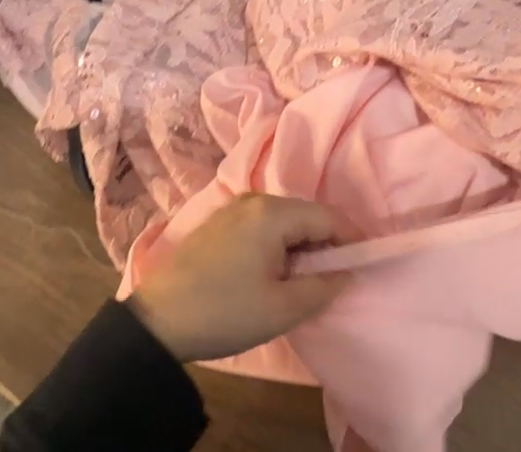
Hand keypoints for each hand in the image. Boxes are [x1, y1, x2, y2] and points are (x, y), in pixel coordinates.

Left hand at [128, 195, 350, 361]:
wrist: (158, 321)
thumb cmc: (226, 311)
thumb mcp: (282, 308)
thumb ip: (323, 287)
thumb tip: (348, 273)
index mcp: (273, 213)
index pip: (328, 216)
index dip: (350, 240)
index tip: (362, 266)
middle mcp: (254, 199)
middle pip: (305, 214)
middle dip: (325, 243)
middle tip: (333, 279)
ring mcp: (233, 208)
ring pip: (283, 219)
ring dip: (300, 244)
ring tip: (305, 280)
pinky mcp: (218, 223)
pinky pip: (261, 224)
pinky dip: (277, 243)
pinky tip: (274, 272)